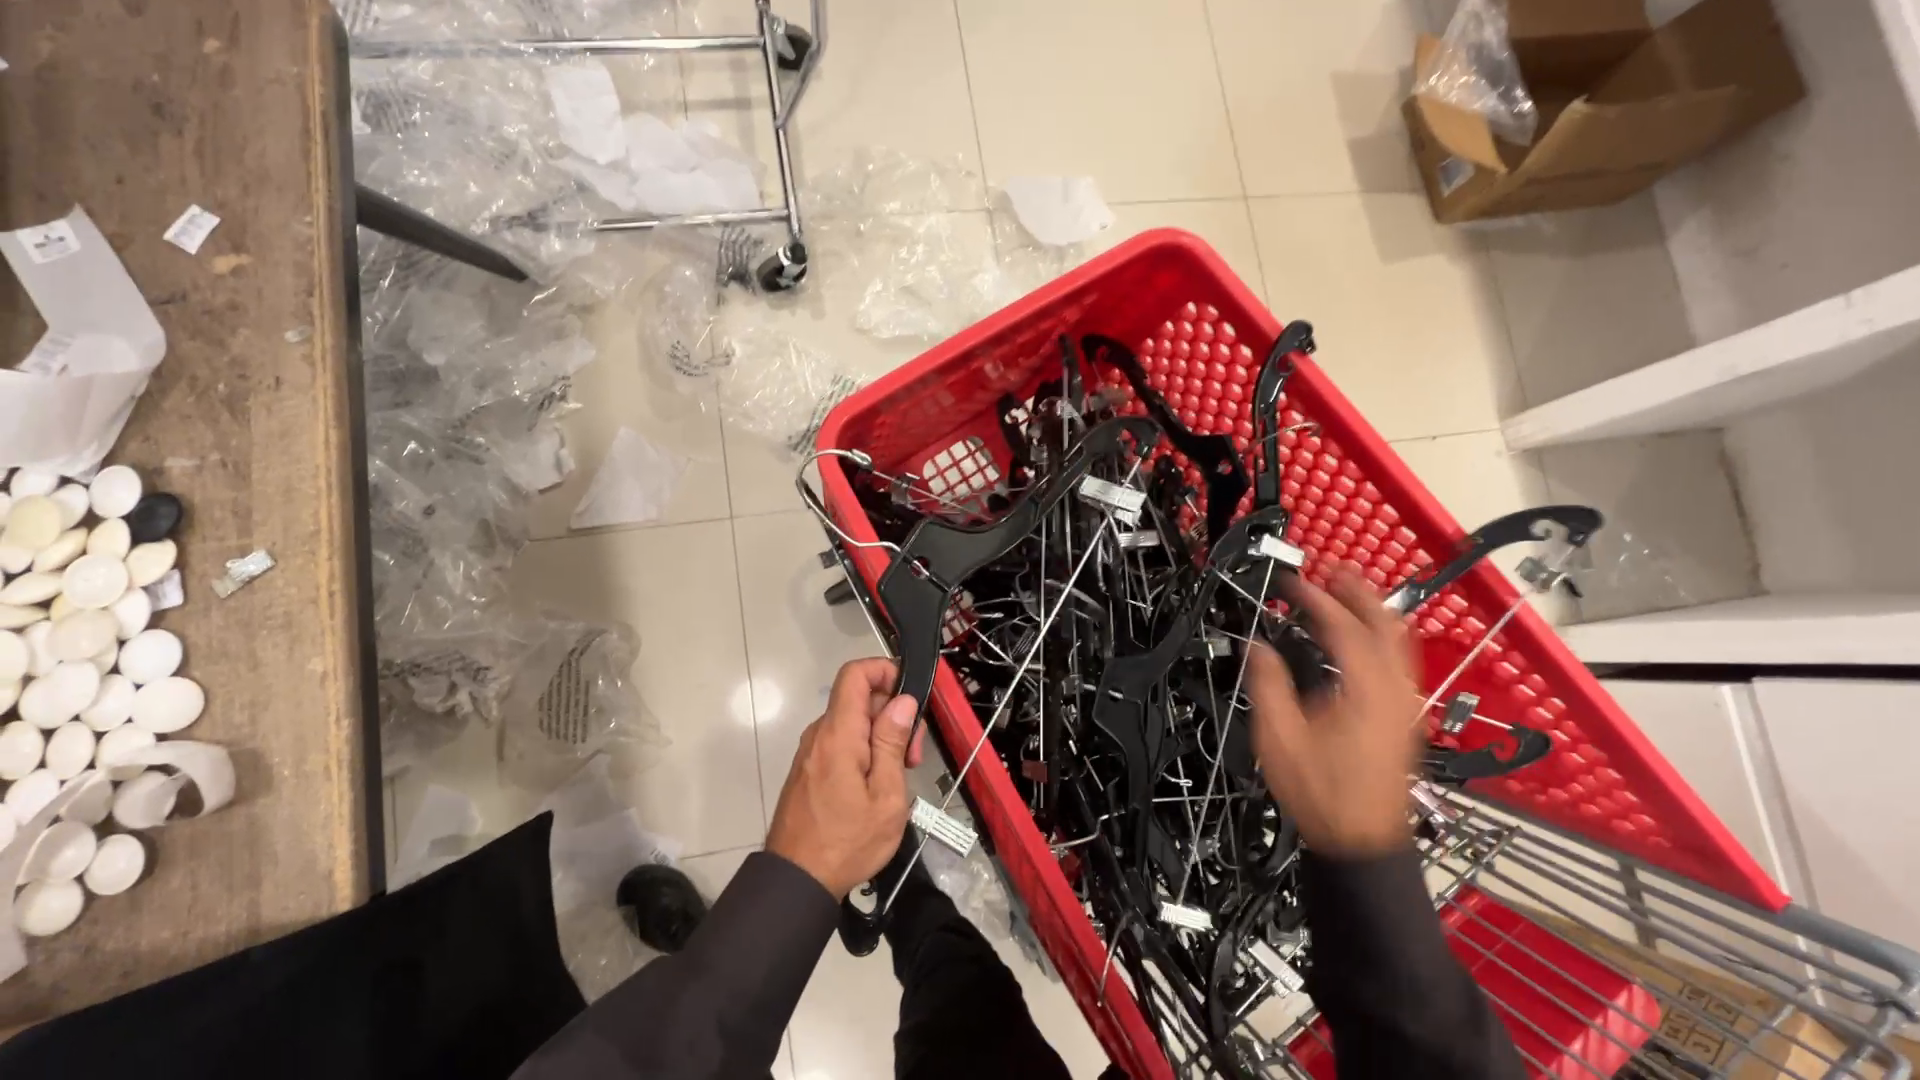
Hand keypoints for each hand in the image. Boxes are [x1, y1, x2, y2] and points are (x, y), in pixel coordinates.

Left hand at [765, 658, 925, 898]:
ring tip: (900, 775)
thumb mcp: (886, 796)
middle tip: (913, 755)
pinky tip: (878, 785)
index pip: (854, 674)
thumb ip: (891, 743)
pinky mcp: (809, 770)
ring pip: (852, 723)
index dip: (884, 670)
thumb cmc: (848, 842)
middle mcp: (819, 735)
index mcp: (838, 735)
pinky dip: (864, 751)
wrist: (796, 881)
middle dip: (892, 714)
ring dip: (881, 736)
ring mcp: (811, 753)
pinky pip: (840, 743)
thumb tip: (902, 701)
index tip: (911, 697)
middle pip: (858, 699)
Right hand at [1246, 566, 1420, 856]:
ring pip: (1399, 641)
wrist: (1362, 839)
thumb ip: (1267, 683)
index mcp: (1363, 688)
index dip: (1316, 599)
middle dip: (1358, 592)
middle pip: (1385, 624)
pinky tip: (1364, 641)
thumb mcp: (1278, 737)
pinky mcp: (1406, 718)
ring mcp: (1406, 704)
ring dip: (1374, 612)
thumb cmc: (1321, 792)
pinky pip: (1400, 662)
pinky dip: (1383, 638)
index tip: (1293, 584)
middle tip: (1332, 570)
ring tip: (1349, 594)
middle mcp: (1394, 690)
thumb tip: (1257, 648)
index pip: (1342, 627)